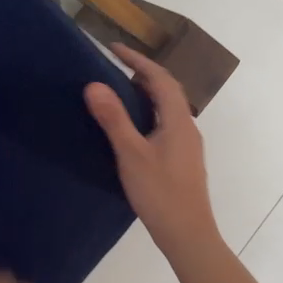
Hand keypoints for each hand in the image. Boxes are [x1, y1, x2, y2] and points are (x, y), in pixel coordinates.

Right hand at [83, 44, 221, 259]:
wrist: (188, 234)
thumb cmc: (160, 193)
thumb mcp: (131, 155)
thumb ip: (114, 119)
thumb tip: (94, 84)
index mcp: (177, 119)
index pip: (159, 77)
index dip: (137, 59)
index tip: (113, 48)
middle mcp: (187, 126)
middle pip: (167, 89)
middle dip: (143, 73)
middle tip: (115, 66)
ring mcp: (188, 144)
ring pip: (167, 107)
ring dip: (146, 93)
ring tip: (119, 91)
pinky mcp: (183, 159)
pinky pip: (166, 123)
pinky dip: (149, 112)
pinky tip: (133, 126)